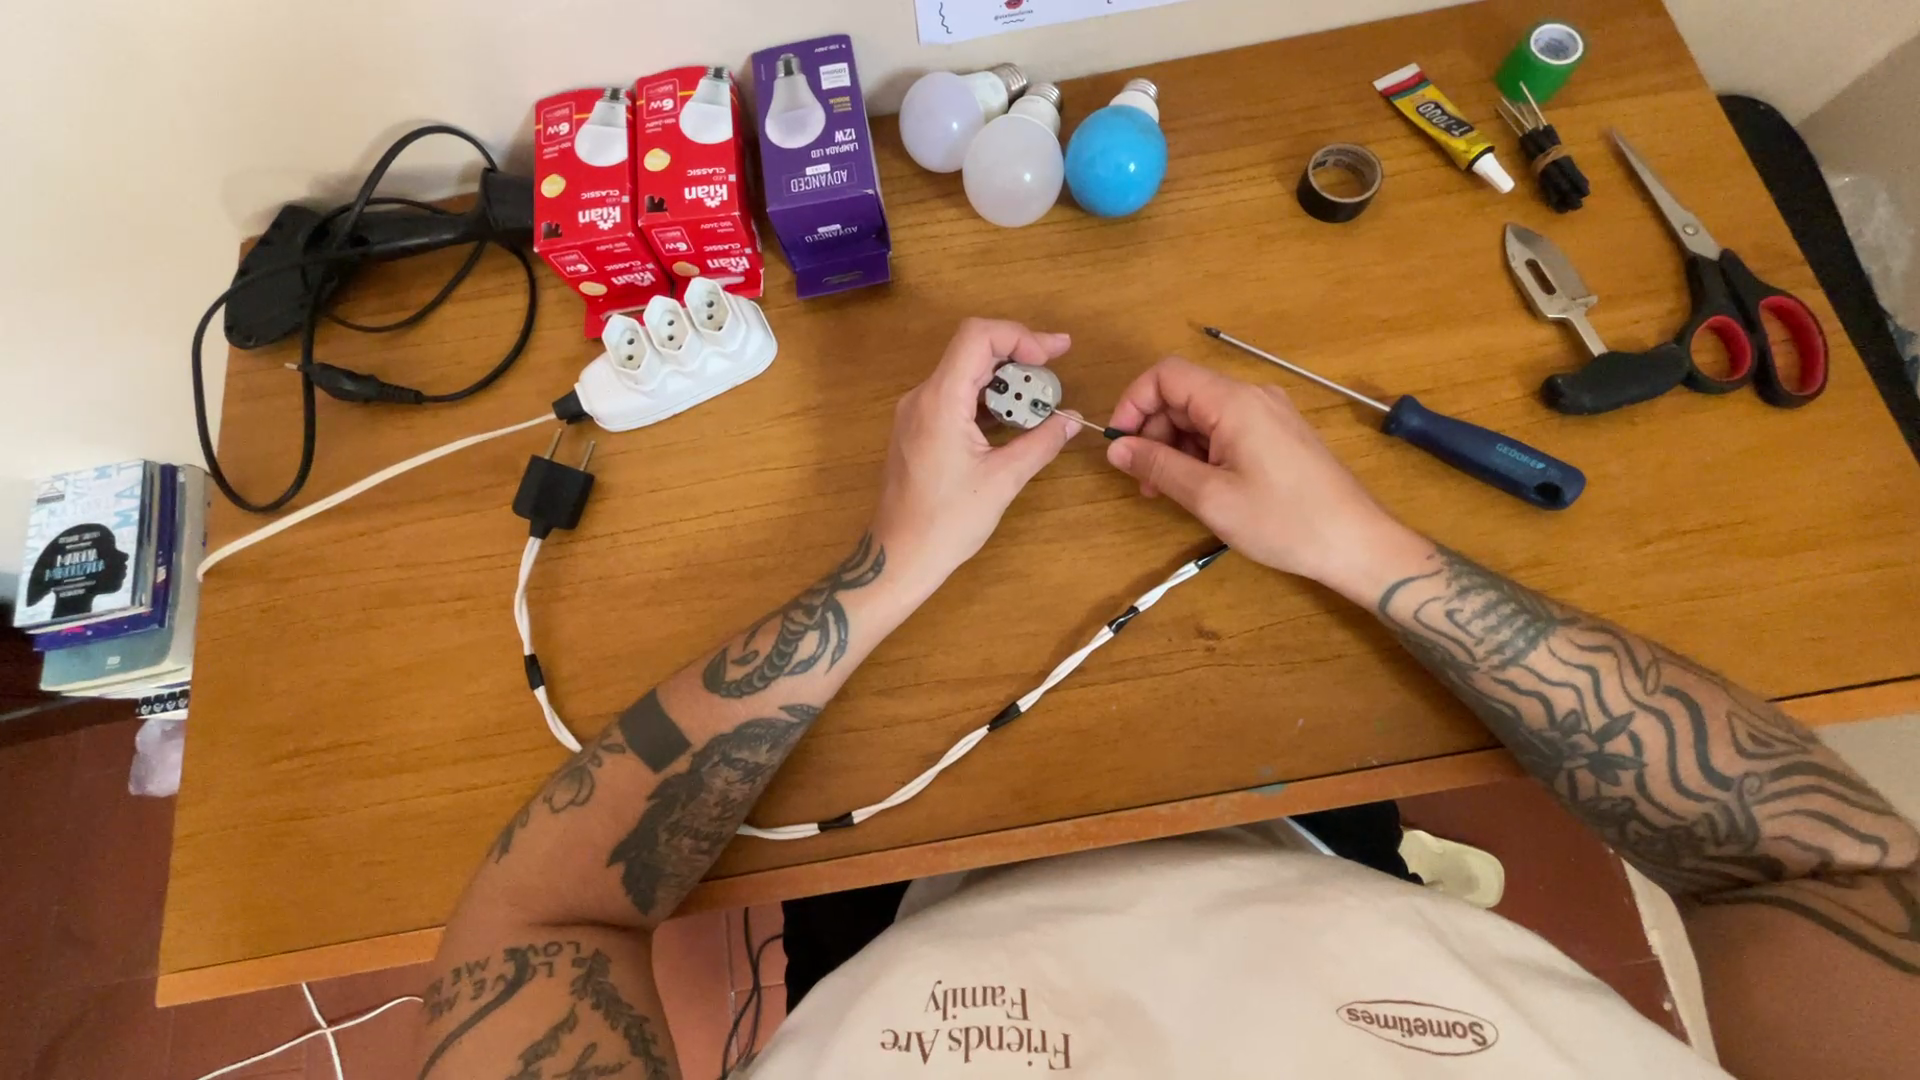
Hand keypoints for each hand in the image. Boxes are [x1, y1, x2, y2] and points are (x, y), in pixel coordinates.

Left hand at [870, 318, 1079, 593]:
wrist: (899, 557)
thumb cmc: (947, 523)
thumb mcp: (1002, 480)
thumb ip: (1041, 442)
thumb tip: (1071, 421)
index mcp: (940, 401)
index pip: (978, 336)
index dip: (1020, 335)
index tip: (1052, 355)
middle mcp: (922, 397)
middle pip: (972, 351)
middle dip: (1018, 357)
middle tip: (1055, 377)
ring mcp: (915, 414)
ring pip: (964, 375)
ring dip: (1004, 382)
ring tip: (1040, 403)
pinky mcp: (916, 431)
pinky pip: (954, 399)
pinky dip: (986, 402)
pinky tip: (1013, 422)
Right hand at [1105, 357, 1424, 591]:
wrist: (1355, 542)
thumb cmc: (1283, 521)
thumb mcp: (1209, 497)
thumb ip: (1158, 466)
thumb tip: (1115, 448)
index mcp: (1234, 403)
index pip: (1167, 375)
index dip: (1133, 402)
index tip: (1119, 443)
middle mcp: (1251, 397)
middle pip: (1183, 395)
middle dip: (1152, 431)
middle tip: (1141, 478)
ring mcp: (1267, 414)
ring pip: (1201, 415)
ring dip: (1173, 446)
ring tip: (1164, 490)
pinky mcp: (1276, 435)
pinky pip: (1224, 430)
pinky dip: (1199, 452)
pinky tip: (1195, 486)